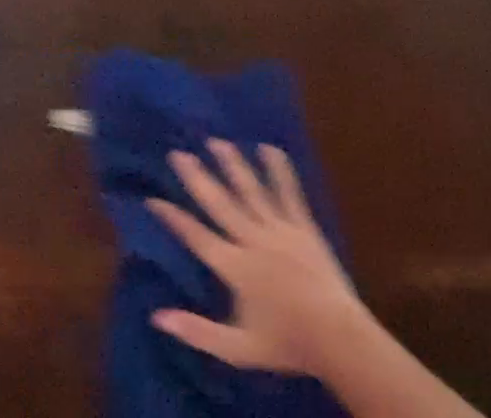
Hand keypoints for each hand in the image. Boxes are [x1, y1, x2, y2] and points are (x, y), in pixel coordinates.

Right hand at [146, 139, 367, 376]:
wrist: (337, 336)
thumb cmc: (285, 344)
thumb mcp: (236, 348)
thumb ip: (196, 331)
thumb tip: (157, 317)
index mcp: (235, 268)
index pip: (197, 236)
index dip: (173, 218)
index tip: (153, 199)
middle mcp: (254, 240)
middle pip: (220, 204)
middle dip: (198, 178)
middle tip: (179, 154)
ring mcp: (281, 230)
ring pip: (252, 191)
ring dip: (233, 165)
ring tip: (217, 142)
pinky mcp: (304, 227)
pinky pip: (288, 193)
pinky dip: (279, 170)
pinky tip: (269, 149)